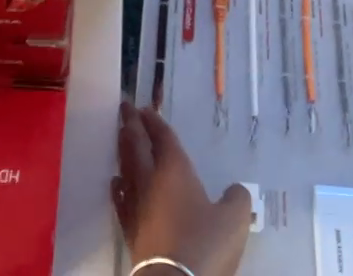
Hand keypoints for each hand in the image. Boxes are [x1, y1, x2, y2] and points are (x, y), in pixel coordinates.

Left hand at [113, 101, 251, 275]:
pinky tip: (116, 182)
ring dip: (123, 150)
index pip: (162, 138)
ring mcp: (137, 205)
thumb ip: (236, 197)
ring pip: (126, 168)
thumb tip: (234, 191)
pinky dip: (118, 186)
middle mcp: (151, 181)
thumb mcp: (235, 218)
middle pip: (137, 146)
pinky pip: (120, 199)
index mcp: (175, 169)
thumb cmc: (205, 244)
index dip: (155, 122)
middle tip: (124, 107)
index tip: (145, 108)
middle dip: (131, 125)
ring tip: (120, 136)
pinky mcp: (130, 230)